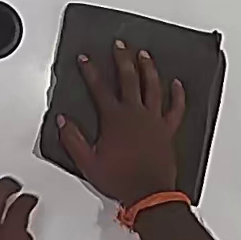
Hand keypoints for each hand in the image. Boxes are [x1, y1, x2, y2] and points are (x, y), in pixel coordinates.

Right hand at [59, 40, 186, 204]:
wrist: (149, 194)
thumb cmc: (120, 179)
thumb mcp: (87, 161)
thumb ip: (73, 139)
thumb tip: (63, 121)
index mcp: (115, 119)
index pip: (99, 88)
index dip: (90, 71)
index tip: (85, 59)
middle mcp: (136, 114)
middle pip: (129, 79)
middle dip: (122, 59)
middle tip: (120, 45)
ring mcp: (154, 120)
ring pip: (152, 87)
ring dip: (148, 68)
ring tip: (144, 55)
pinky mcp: (167, 130)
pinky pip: (175, 108)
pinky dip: (177, 95)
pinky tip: (177, 84)